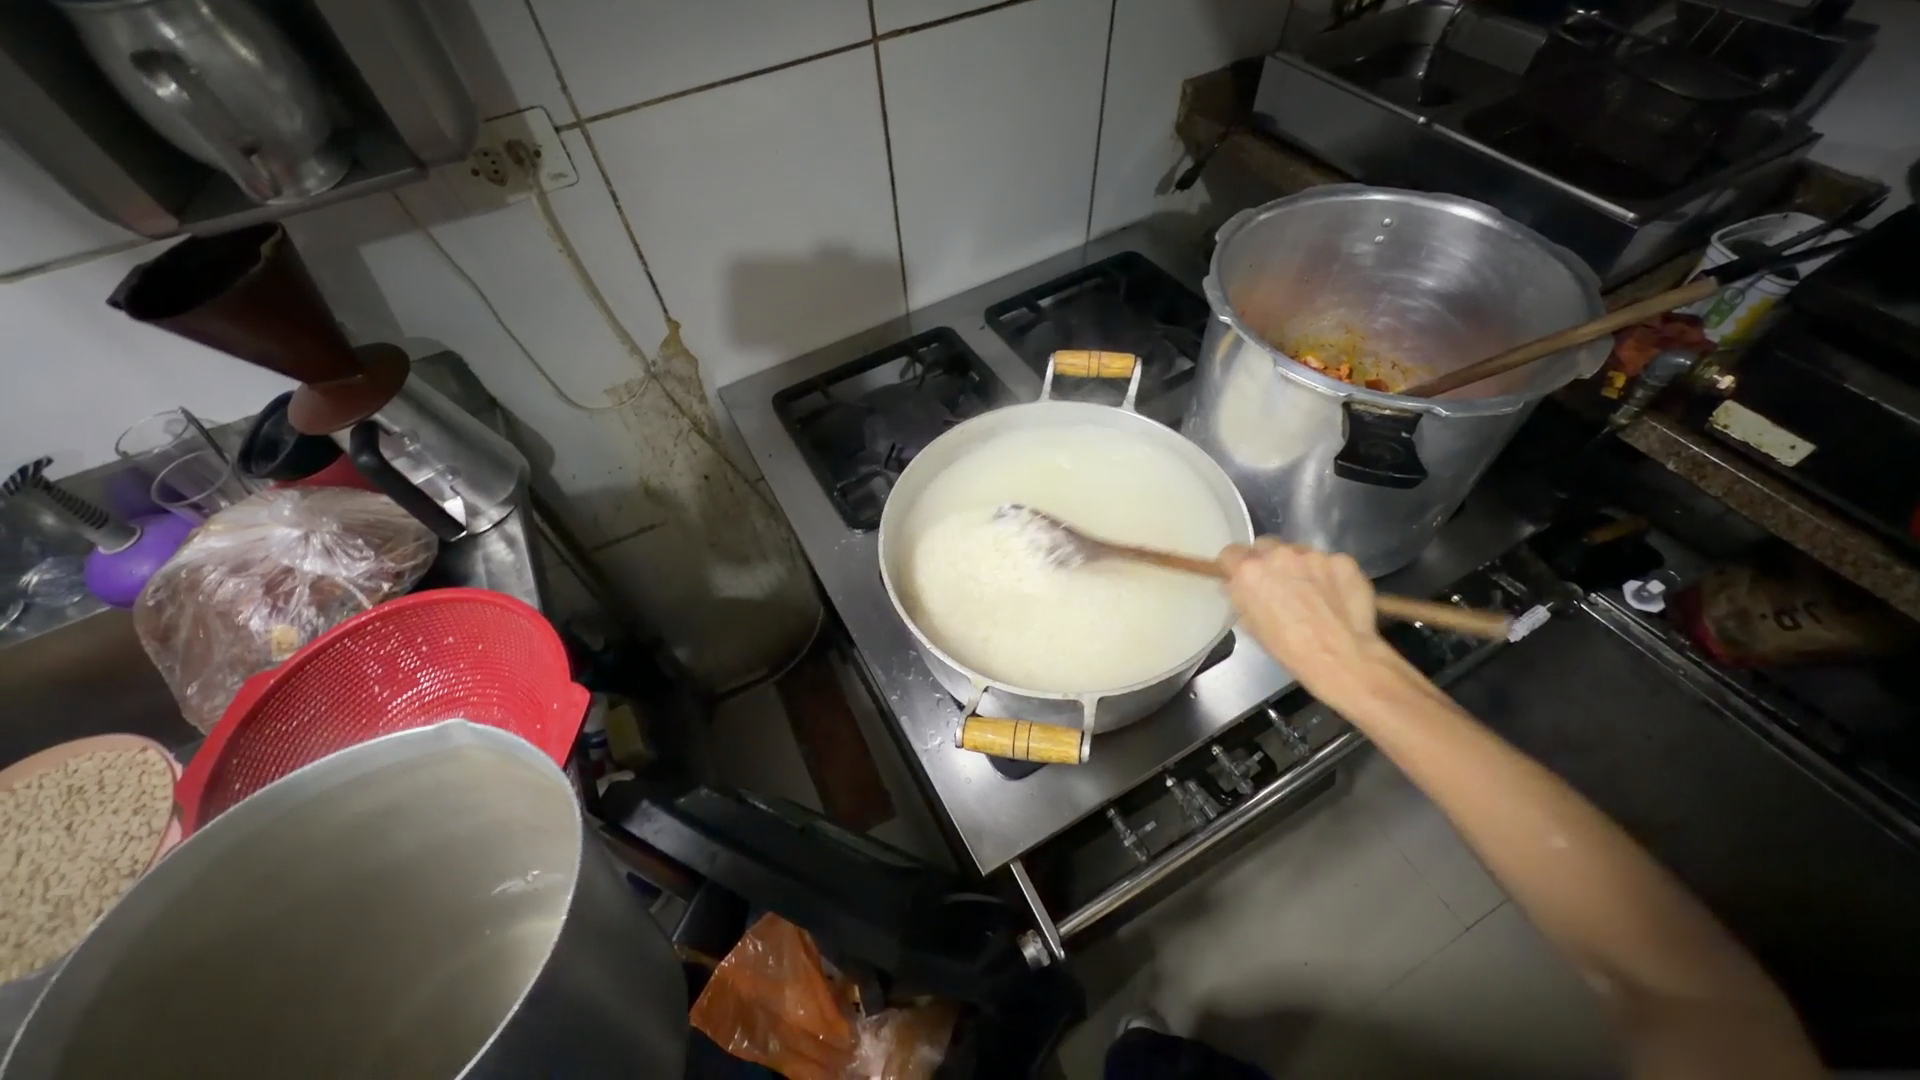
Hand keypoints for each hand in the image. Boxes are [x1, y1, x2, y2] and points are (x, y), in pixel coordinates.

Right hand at [1218, 539, 1397, 703]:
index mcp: (1249, 571)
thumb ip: (1241, 597)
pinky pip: (1328, 561)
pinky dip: (1327, 574)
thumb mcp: (1250, 625)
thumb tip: (1237, 586)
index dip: (1234, 566)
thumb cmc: (1287, 647)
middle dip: (1267, 561)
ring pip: (1298, 551)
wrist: (1340, 655)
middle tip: (1276, 584)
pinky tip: (1334, 595)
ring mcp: (1313, 554)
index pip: (1230, 553)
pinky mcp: (1342, 559)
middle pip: (1265, 546)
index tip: (1240, 577)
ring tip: (1311, 592)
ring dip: (1298, 566)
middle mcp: (1278, 554)